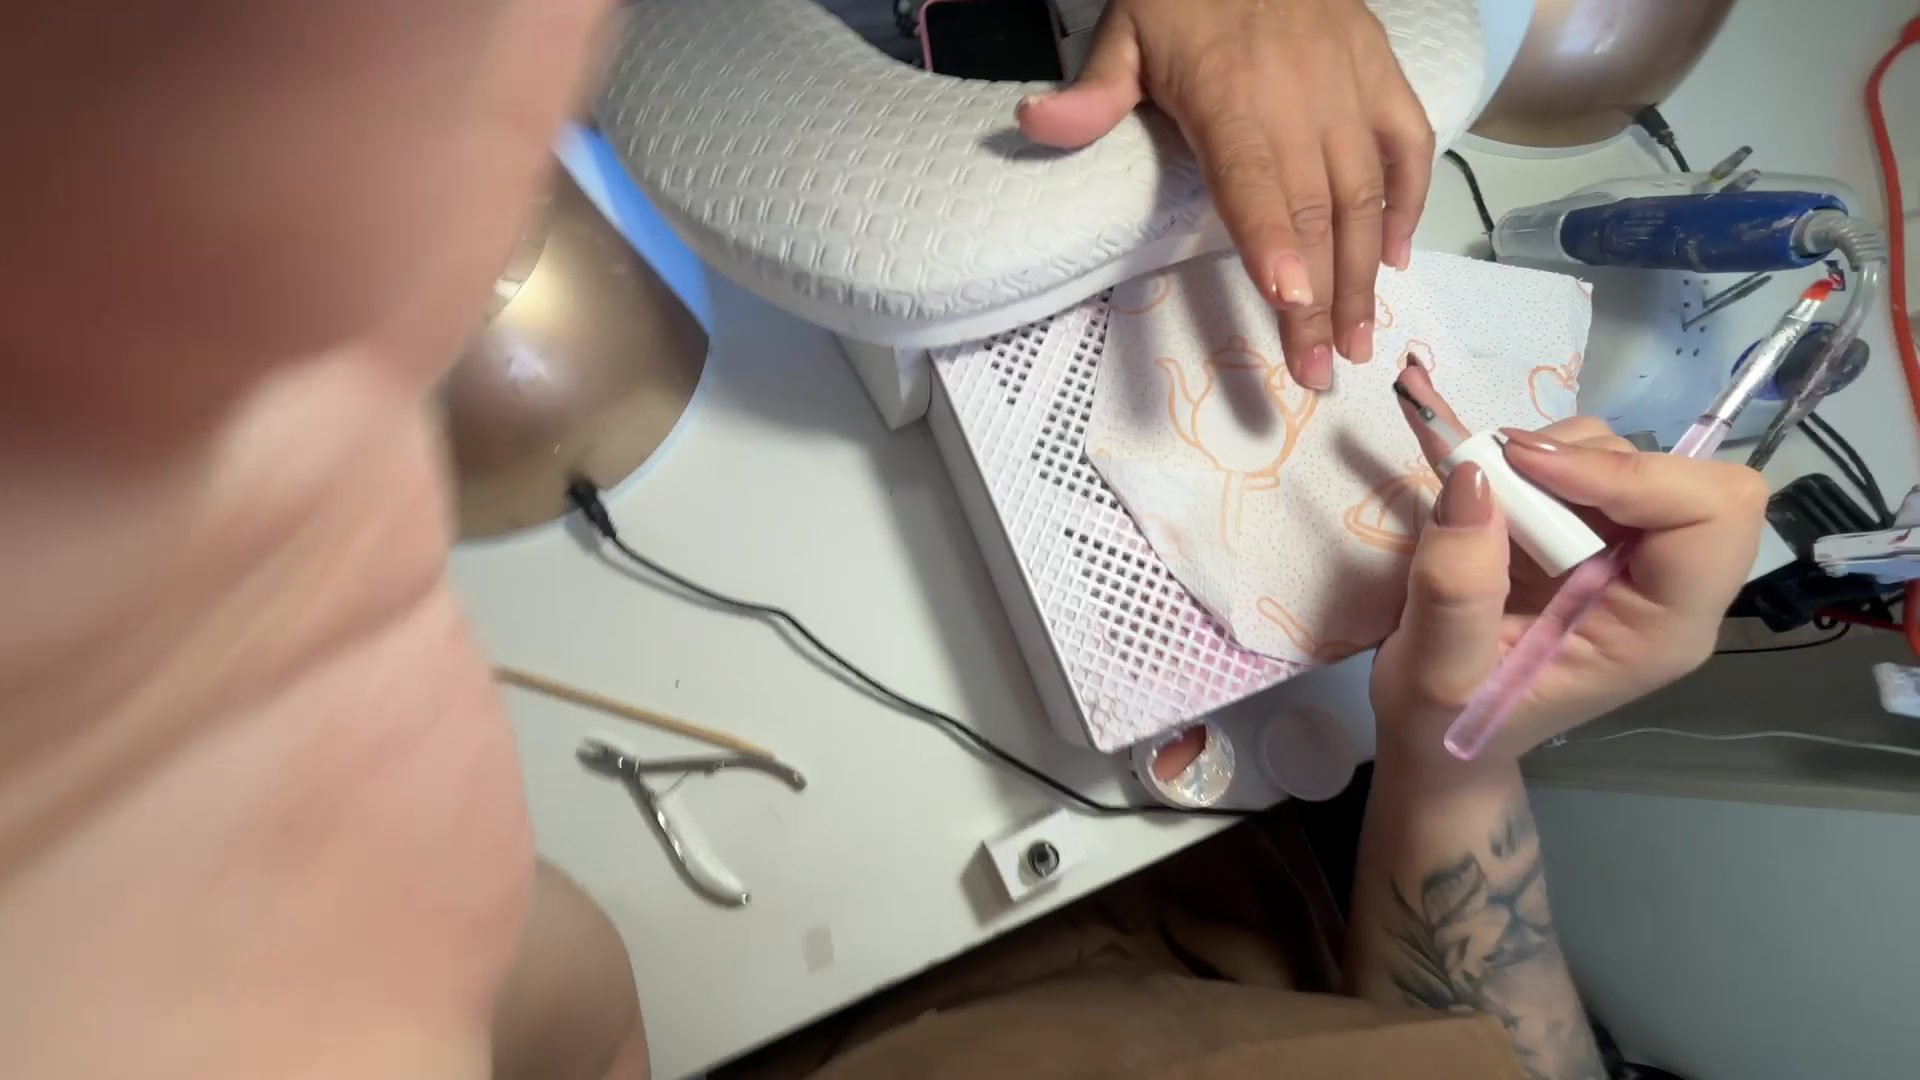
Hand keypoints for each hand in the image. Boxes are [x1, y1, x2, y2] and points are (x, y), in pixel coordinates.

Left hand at [1016, 0, 1433, 389]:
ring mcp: (1347, 81)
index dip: (1272, 237)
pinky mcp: (1378, 69)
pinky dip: (1407, 201)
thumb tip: (1031, 123)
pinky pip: (1407, 140)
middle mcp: (1298, 92)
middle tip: (1320, 369)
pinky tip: (1393, 260)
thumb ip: (1089, 94)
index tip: (1289, 299)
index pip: (1252, 177)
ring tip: (1358, 341)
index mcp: (1230, 92)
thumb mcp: (1123, 33)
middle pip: (1313, 208)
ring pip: (1364, 190)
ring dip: (1363, 274)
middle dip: (1320, 298)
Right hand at [1370, 413, 1770, 785]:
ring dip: (1547, 460)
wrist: (1435, 738)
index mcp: (1657, 630)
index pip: (1707, 516)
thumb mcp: (1436, 670)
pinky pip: (1578, 477)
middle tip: (1487, 476)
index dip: (1625, 476)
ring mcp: (1620, 563)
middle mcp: (1659, 587)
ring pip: (1626, 464)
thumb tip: (1472, 478)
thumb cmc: (1443, 724)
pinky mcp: (1578, 547)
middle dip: (1577, 462)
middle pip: (1674, 480)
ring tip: (1477, 493)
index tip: (1520, 468)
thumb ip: (1456, 584)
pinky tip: (1481, 497)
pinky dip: (1527, 468)